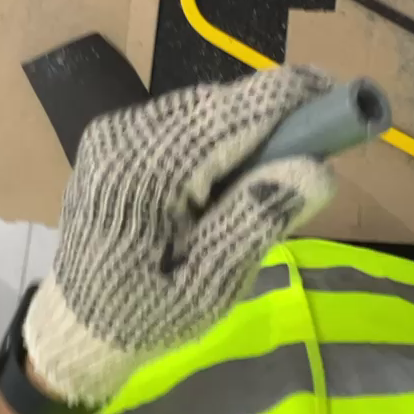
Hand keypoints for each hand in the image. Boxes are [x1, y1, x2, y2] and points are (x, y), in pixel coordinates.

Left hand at [24, 67, 336, 405]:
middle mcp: (122, 137)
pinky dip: (213, 136)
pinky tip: (225, 170)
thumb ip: (258, 219)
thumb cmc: (145, 313)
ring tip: (271, 164)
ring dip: (241, 126)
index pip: (228, 116)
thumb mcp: (210, 283)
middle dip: (269, 113)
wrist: (76, 324)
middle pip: (215, 105)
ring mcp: (112, 133)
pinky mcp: (113, 138)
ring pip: (199, 109)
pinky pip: (179, 121)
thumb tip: (318, 169)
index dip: (287, 97)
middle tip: (315, 138)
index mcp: (142, 174)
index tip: (337, 89)